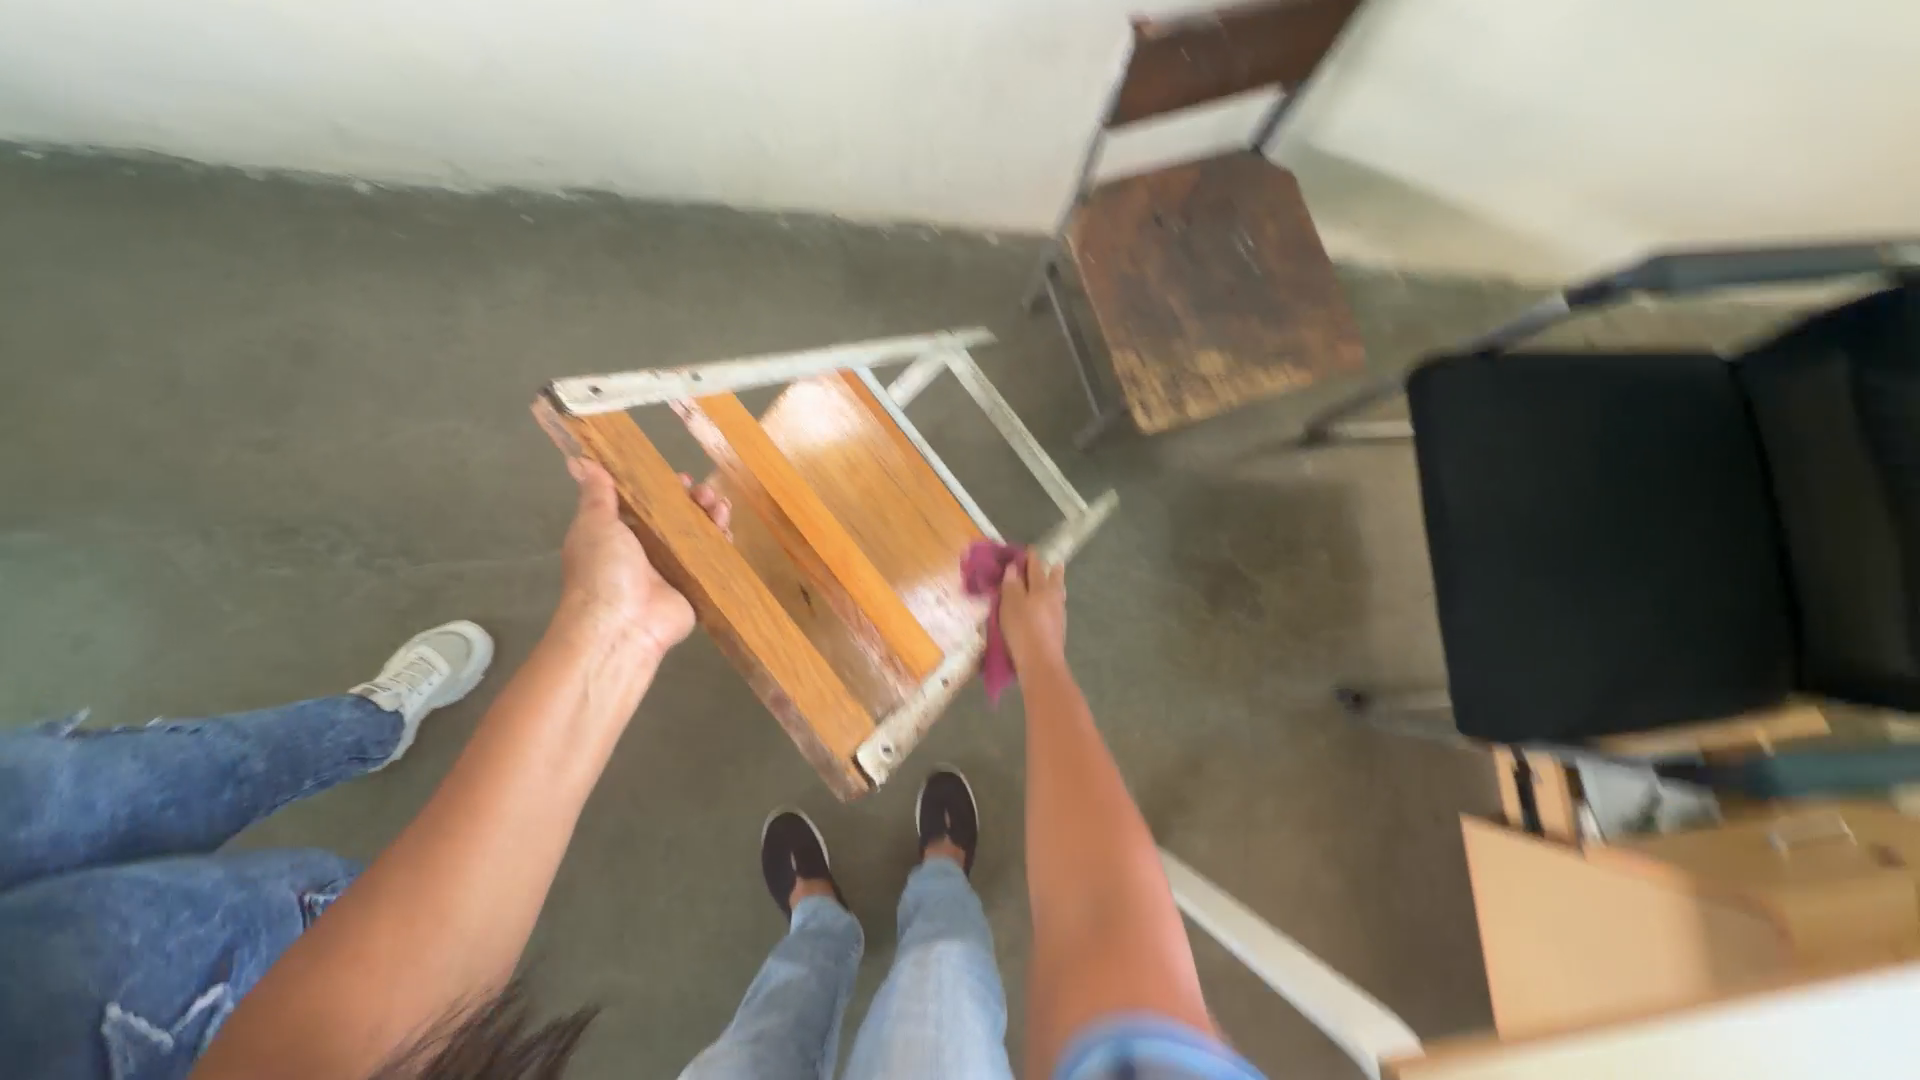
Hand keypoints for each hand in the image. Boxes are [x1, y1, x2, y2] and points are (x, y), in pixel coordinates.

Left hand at [556, 458, 730, 658]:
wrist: (621, 624)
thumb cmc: (602, 570)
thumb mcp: (594, 524)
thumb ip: (597, 494)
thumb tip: (581, 461)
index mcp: (621, 533)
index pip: (649, 503)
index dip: (666, 488)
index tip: (680, 478)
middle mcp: (648, 550)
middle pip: (679, 517)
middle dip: (695, 501)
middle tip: (705, 492)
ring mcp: (673, 569)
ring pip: (699, 535)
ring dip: (712, 517)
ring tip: (719, 506)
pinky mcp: (695, 586)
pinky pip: (713, 560)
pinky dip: (723, 543)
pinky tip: (728, 530)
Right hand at [1000, 551, 1066, 667]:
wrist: (1041, 661)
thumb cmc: (1022, 628)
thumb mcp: (1010, 604)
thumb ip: (1012, 585)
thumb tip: (1014, 568)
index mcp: (1042, 587)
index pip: (1036, 566)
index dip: (1031, 556)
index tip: (1028, 549)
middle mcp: (1054, 597)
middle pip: (1054, 578)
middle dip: (1052, 569)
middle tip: (1053, 562)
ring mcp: (1059, 613)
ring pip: (1058, 593)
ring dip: (1055, 585)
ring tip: (1052, 582)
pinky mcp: (1059, 628)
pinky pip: (1056, 607)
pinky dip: (1052, 601)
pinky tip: (1048, 607)